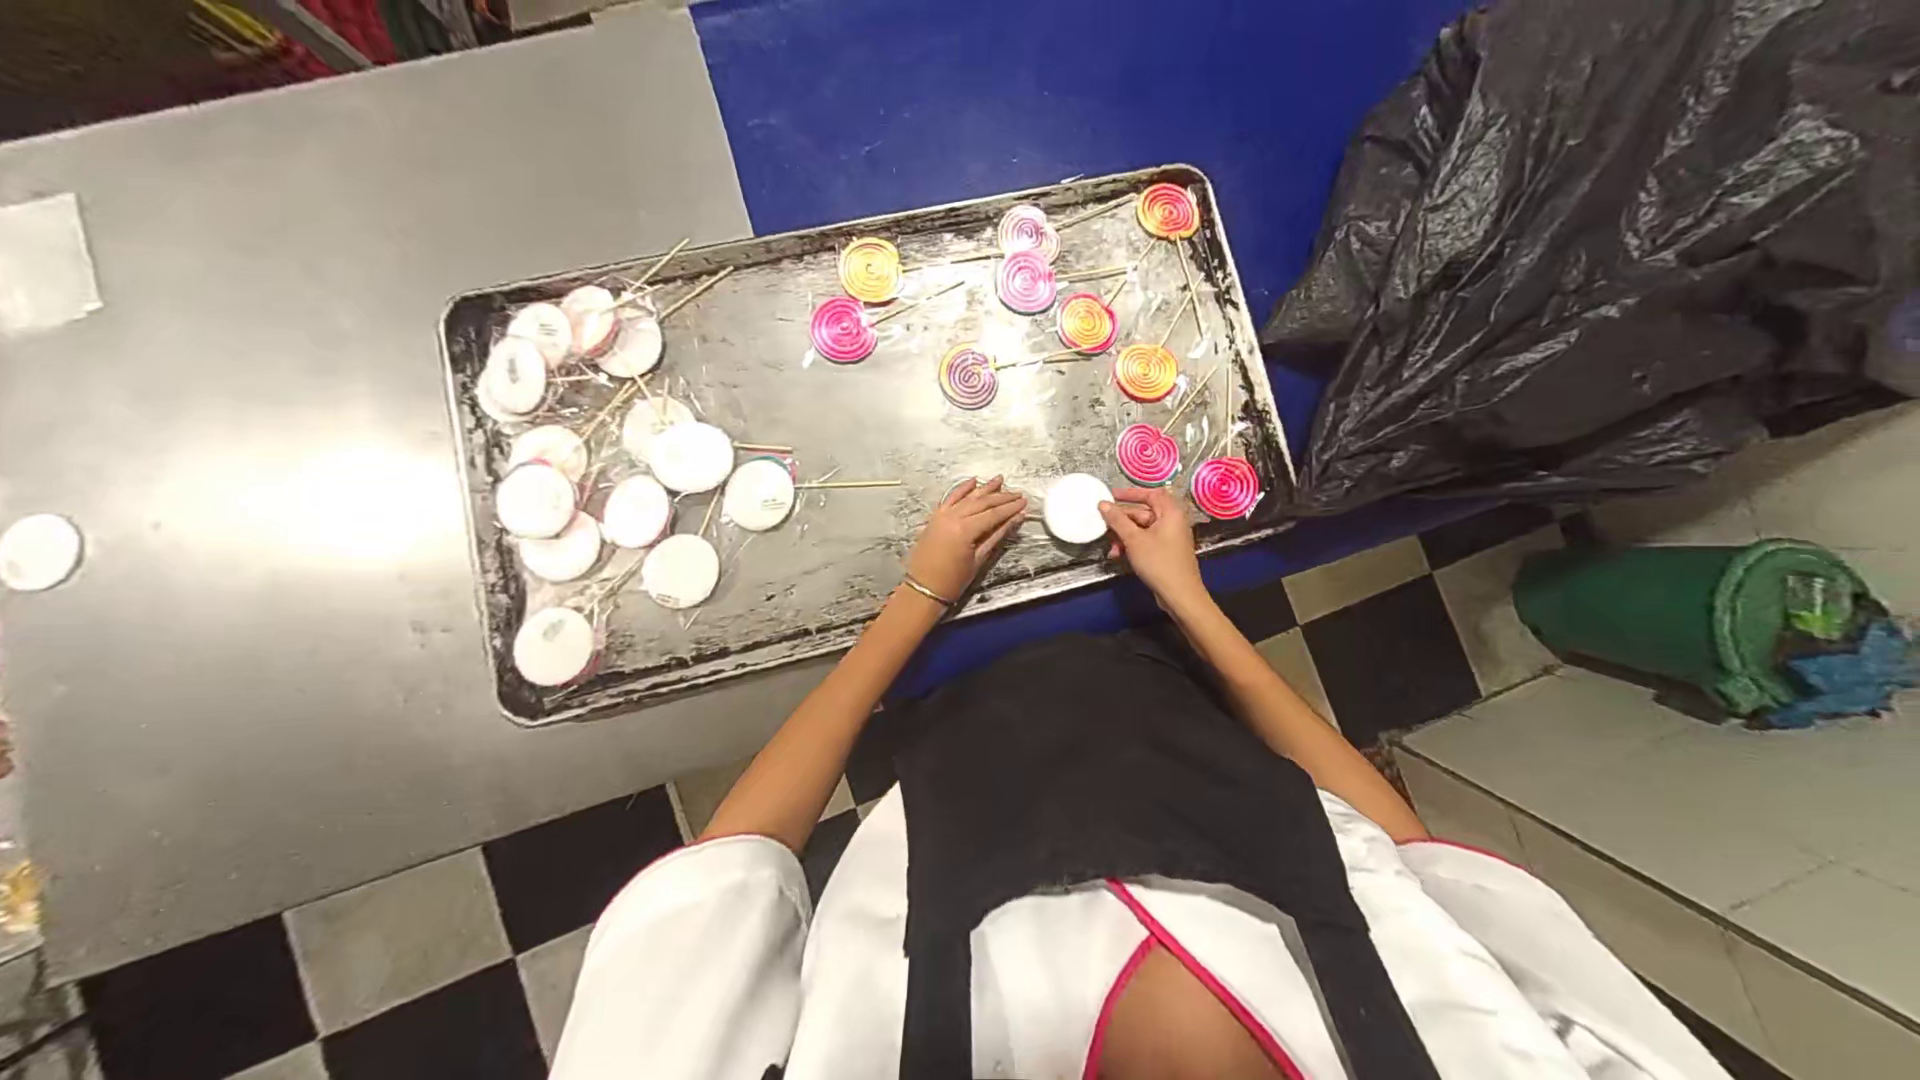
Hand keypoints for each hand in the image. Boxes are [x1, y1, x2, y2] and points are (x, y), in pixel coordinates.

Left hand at [906, 477, 1027, 599]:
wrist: (923, 589)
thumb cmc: (952, 580)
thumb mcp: (979, 560)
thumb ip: (997, 536)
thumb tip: (1015, 519)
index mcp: (965, 529)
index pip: (993, 513)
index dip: (1010, 508)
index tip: (1024, 502)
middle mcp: (953, 517)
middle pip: (982, 502)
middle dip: (1001, 497)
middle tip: (1018, 493)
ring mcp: (942, 515)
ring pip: (967, 497)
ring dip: (984, 488)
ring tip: (999, 480)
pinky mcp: (935, 517)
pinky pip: (950, 498)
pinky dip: (962, 489)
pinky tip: (973, 482)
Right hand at [1099, 486, 1206, 612]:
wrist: (1179, 594)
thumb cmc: (1158, 562)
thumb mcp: (1134, 539)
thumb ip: (1117, 520)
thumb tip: (1103, 504)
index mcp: (1170, 513)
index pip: (1152, 493)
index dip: (1132, 493)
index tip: (1112, 495)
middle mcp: (1172, 522)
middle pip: (1144, 513)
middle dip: (1122, 520)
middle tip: (1104, 525)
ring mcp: (1170, 538)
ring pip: (1142, 529)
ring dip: (1124, 536)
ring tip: (1111, 547)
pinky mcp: (1166, 552)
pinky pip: (1146, 541)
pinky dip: (1132, 545)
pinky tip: (1117, 555)